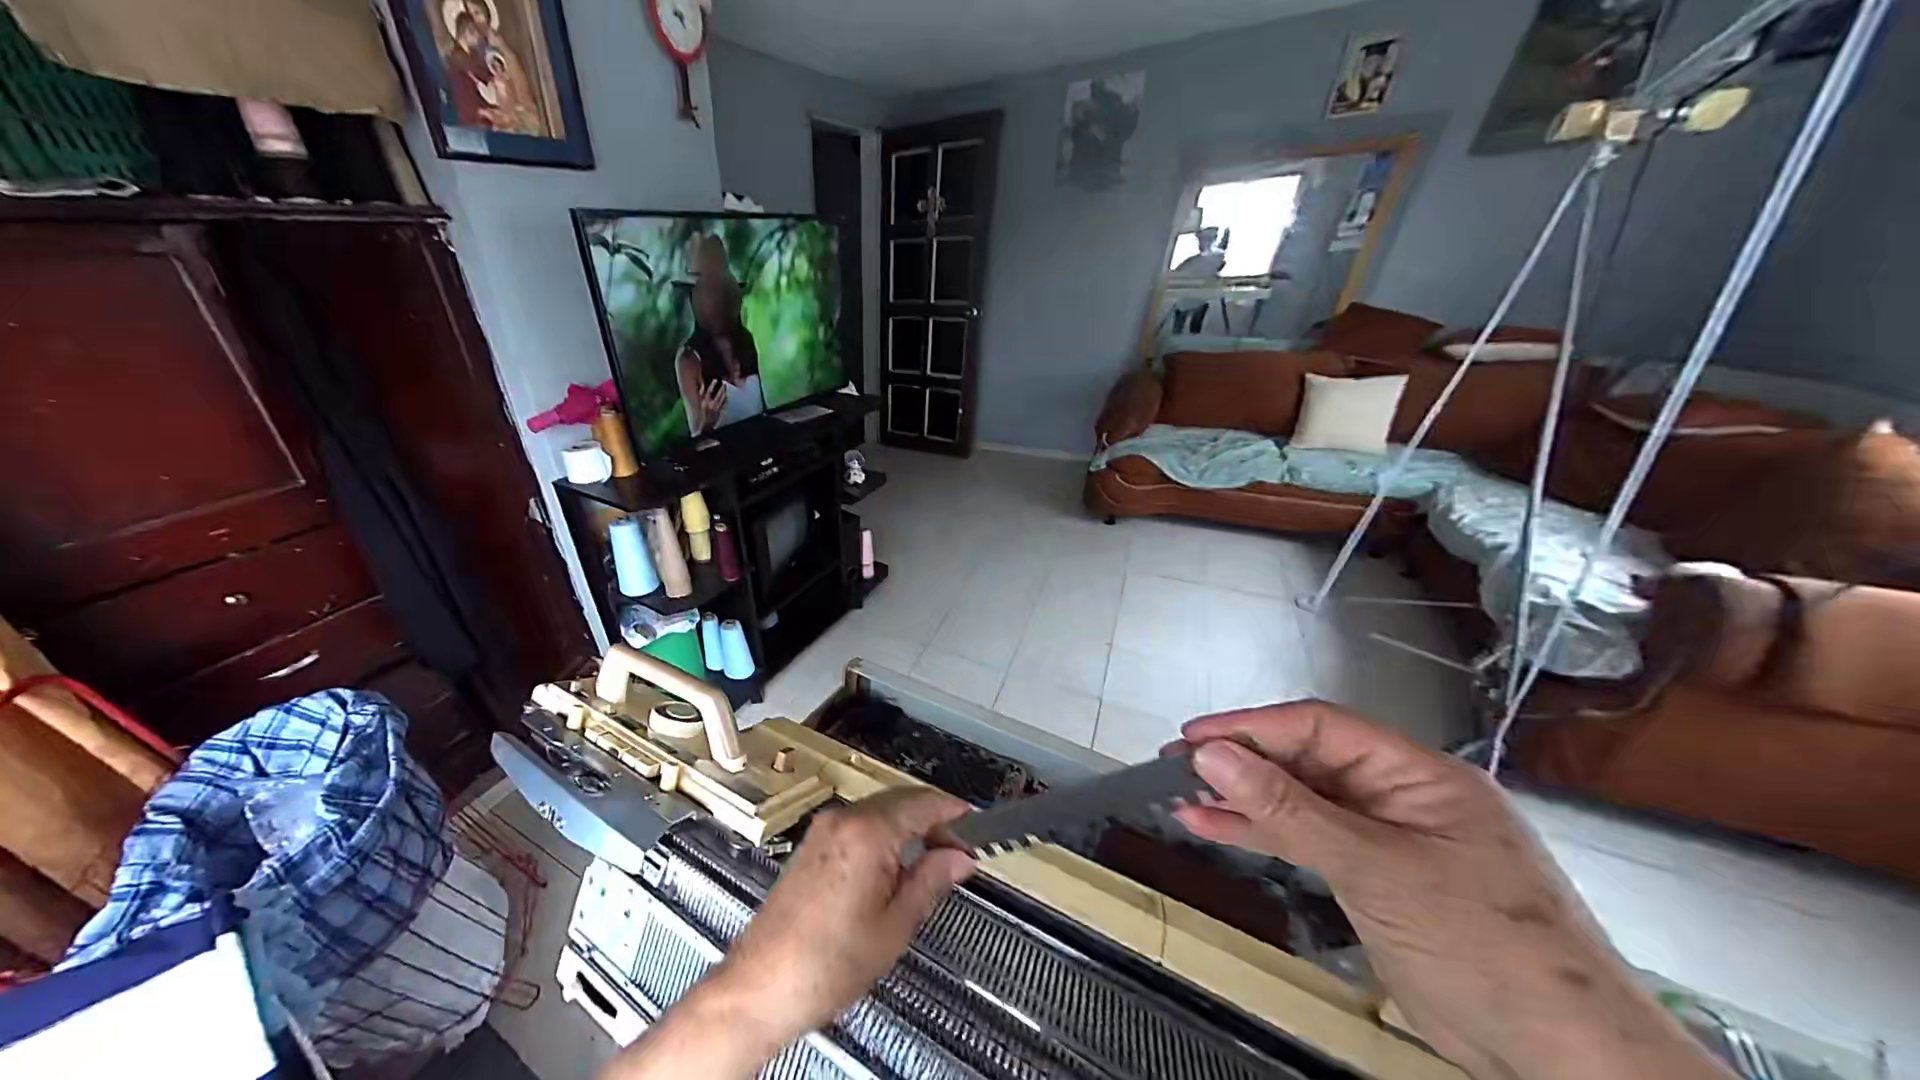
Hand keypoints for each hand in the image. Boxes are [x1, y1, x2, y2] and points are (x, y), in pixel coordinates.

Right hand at [697, 380, 727, 427]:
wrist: (705, 426)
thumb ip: (701, 394)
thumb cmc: (702, 413)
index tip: (715, 380)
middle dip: (720, 388)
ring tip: (725, 386)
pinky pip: (723, 404)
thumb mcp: (700, 403)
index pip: (708, 391)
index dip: (712, 385)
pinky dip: (725, 399)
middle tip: (724, 383)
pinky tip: (727, 395)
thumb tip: (702, 385)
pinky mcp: (719, 412)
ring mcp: (715, 408)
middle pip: (716, 394)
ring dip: (724, 392)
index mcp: (703, 402)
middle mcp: (709, 405)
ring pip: (721, 398)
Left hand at [717, 788, 974, 1038]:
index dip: (954, 812)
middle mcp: (844, 820)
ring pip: (881, 811)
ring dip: (909, 828)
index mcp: (868, 833)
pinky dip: (885, 835)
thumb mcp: (895, 925)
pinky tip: (896, 866)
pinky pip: (860, 824)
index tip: (975, 824)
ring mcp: (825, 830)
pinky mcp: (813, 845)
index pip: (924, 803)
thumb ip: (932, 881)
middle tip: (958, 851)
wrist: (761, 986)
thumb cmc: (823, 964)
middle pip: (902, 801)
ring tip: (931, 864)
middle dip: (934, 821)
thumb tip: (958, 859)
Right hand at [1173, 702, 1727, 1079]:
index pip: (1319, 728)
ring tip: (1182, 796)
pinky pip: (1307, 841)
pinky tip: (1214, 828)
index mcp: (1416, 774)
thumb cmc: (1483, 946)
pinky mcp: (1372, 877)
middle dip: (1241, 762)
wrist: (1562, 1060)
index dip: (1252, 727)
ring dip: (1242, 799)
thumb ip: (1289, 808)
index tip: (1195, 737)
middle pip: (1305, 761)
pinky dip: (1262, 834)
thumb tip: (1214, 755)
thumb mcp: (1375, 867)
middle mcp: (1397, 796)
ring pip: (1299, 802)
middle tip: (1176, 764)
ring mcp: (1384, 838)